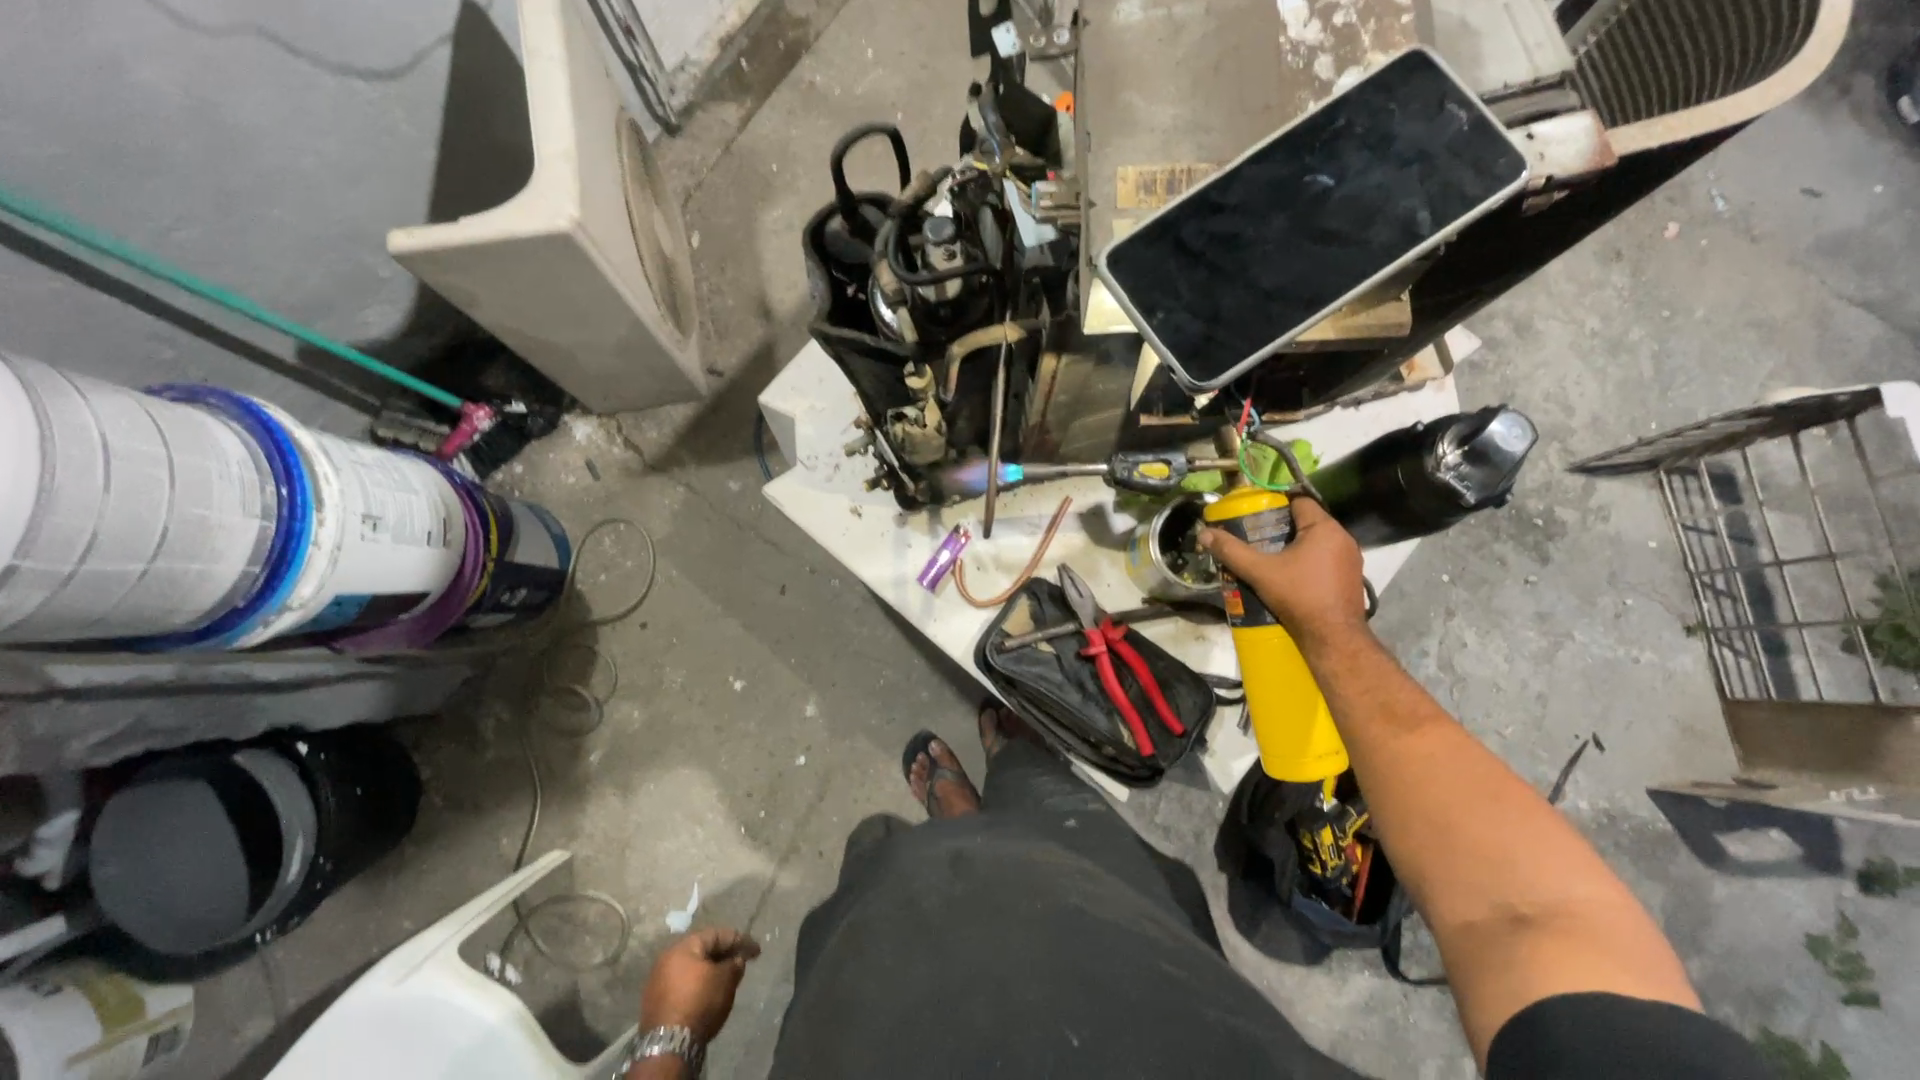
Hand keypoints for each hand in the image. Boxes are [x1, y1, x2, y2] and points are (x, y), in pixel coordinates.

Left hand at [639, 927, 761, 1042]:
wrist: (669, 1042)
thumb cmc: (700, 1002)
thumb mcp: (725, 980)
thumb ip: (734, 965)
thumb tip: (736, 959)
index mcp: (683, 947)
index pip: (716, 934)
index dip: (739, 940)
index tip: (756, 950)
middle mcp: (667, 958)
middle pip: (701, 950)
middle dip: (723, 954)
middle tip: (741, 961)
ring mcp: (658, 980)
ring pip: (691, 967)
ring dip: (710, 969)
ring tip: (727, 978)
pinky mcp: (656, 1000)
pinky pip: (683, 983)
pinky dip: (698, 984)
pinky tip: (708, 993)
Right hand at [1199, 496, 1369, 650]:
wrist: (1333, 638)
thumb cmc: (1299, 597)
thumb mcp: (1260, 572)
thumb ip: (1232, 551)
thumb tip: (1205, 534)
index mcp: (1325, 528)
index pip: (1300, 502)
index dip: (1276, 505)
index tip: (1256, 515)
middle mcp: (1343, 539)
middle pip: (1308, 522)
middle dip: (1282, 528)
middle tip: (1257, 537)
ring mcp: (1350, 560)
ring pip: (1317, 543)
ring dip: (1295, 547)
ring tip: (1270, 557)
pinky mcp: (1351, 578)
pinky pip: (1326, 560)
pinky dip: (1308, 562)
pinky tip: (1290, 577)